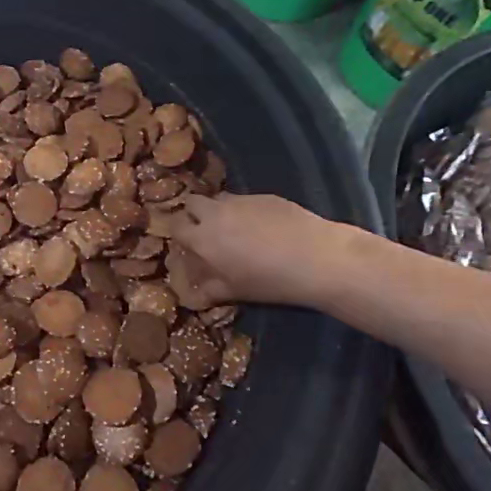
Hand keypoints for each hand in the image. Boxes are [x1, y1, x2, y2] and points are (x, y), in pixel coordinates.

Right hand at [169, 193, 357, 307]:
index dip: (179, 233)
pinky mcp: (265, 195)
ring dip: (219, 210)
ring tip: (236, 228)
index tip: (187, 242)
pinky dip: (246, 210)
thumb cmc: (269, 281)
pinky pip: (245, 199)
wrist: (315, 258)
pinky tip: (264, 227)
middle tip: (206, 230)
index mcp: (203, 238)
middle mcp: (216, 213)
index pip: (175, 225)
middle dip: (194, 213)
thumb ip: (210, 290)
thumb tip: (196, 295)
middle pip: (192, 202)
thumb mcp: (235, 291)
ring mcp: (241, 200)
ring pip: (220, 198)